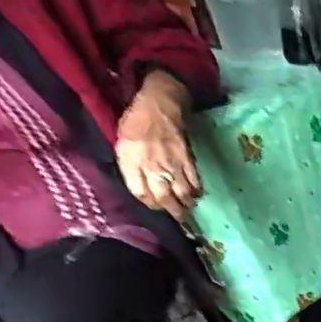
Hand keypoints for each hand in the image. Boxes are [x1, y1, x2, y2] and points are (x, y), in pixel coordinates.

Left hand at [116, 70, 200, 218]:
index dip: (150, 203)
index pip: (141, 194)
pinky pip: (195, 183)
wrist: (159, 105)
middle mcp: (152, 167)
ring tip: (188, 207)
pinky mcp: (188, 161)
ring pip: (182, 195)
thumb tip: (143, 188)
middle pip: (164, 199)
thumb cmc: (137, 124)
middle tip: (178, 217)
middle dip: (173, 212)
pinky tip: (196, 193)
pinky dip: (197, 191)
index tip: (156, 205)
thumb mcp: (123, 145)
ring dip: (186, 205)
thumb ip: (130, 168)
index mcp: (132, 162)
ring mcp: (172, 165)